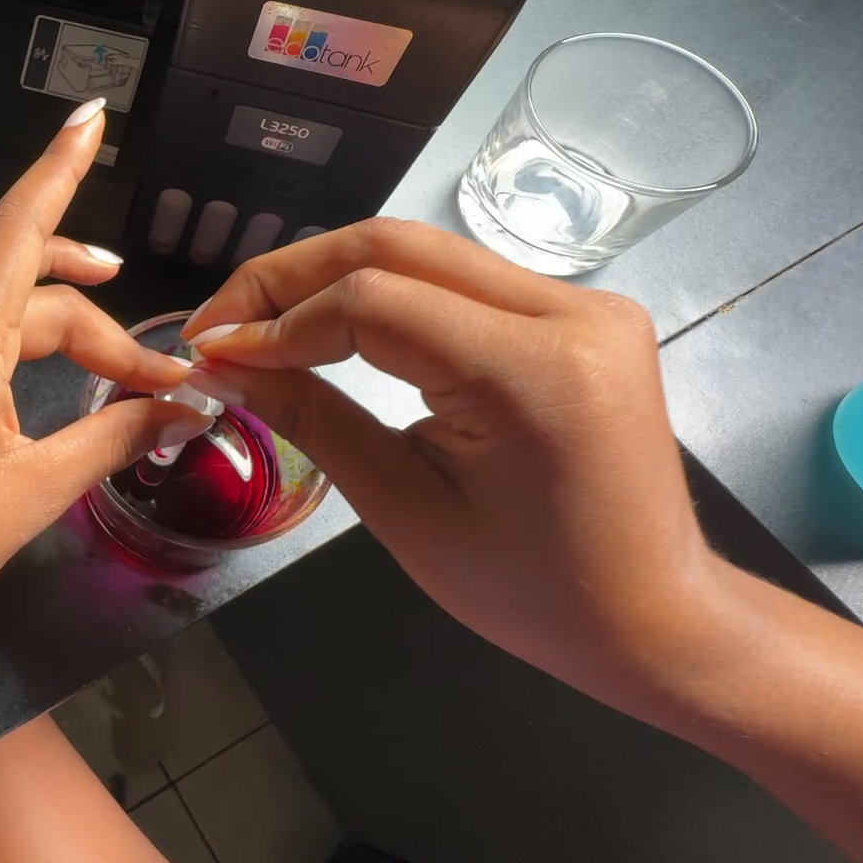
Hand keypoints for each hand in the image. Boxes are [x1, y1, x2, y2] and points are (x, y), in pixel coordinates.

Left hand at [0, 104, 210, 667]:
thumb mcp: (36, 488)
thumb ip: (115, 435)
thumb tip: (184, 411)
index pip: (18, 229)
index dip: (59, 168)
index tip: (91, 118)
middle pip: (17, 273)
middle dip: (89, 303)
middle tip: (148, 360)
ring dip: (51, 314)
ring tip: (110, 349)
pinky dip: (11, 336)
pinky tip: (39, 365)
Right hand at [179, 218, 718, 706]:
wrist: (652, 615)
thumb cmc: (525, 589)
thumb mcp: (398, 506)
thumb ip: (308, 417)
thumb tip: (223, 367)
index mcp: (533, 373)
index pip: (370, 302)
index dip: (274, 322)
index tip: (210, 355)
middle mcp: (569, 310)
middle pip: (389, 246)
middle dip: (283, 278)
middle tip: (215, 324)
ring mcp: (576, 301)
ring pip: (412, 250)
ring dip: (317, 278)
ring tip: (250, 324)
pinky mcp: (566, 310)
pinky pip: (441, 278)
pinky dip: (362, 293)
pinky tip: (316, 324)